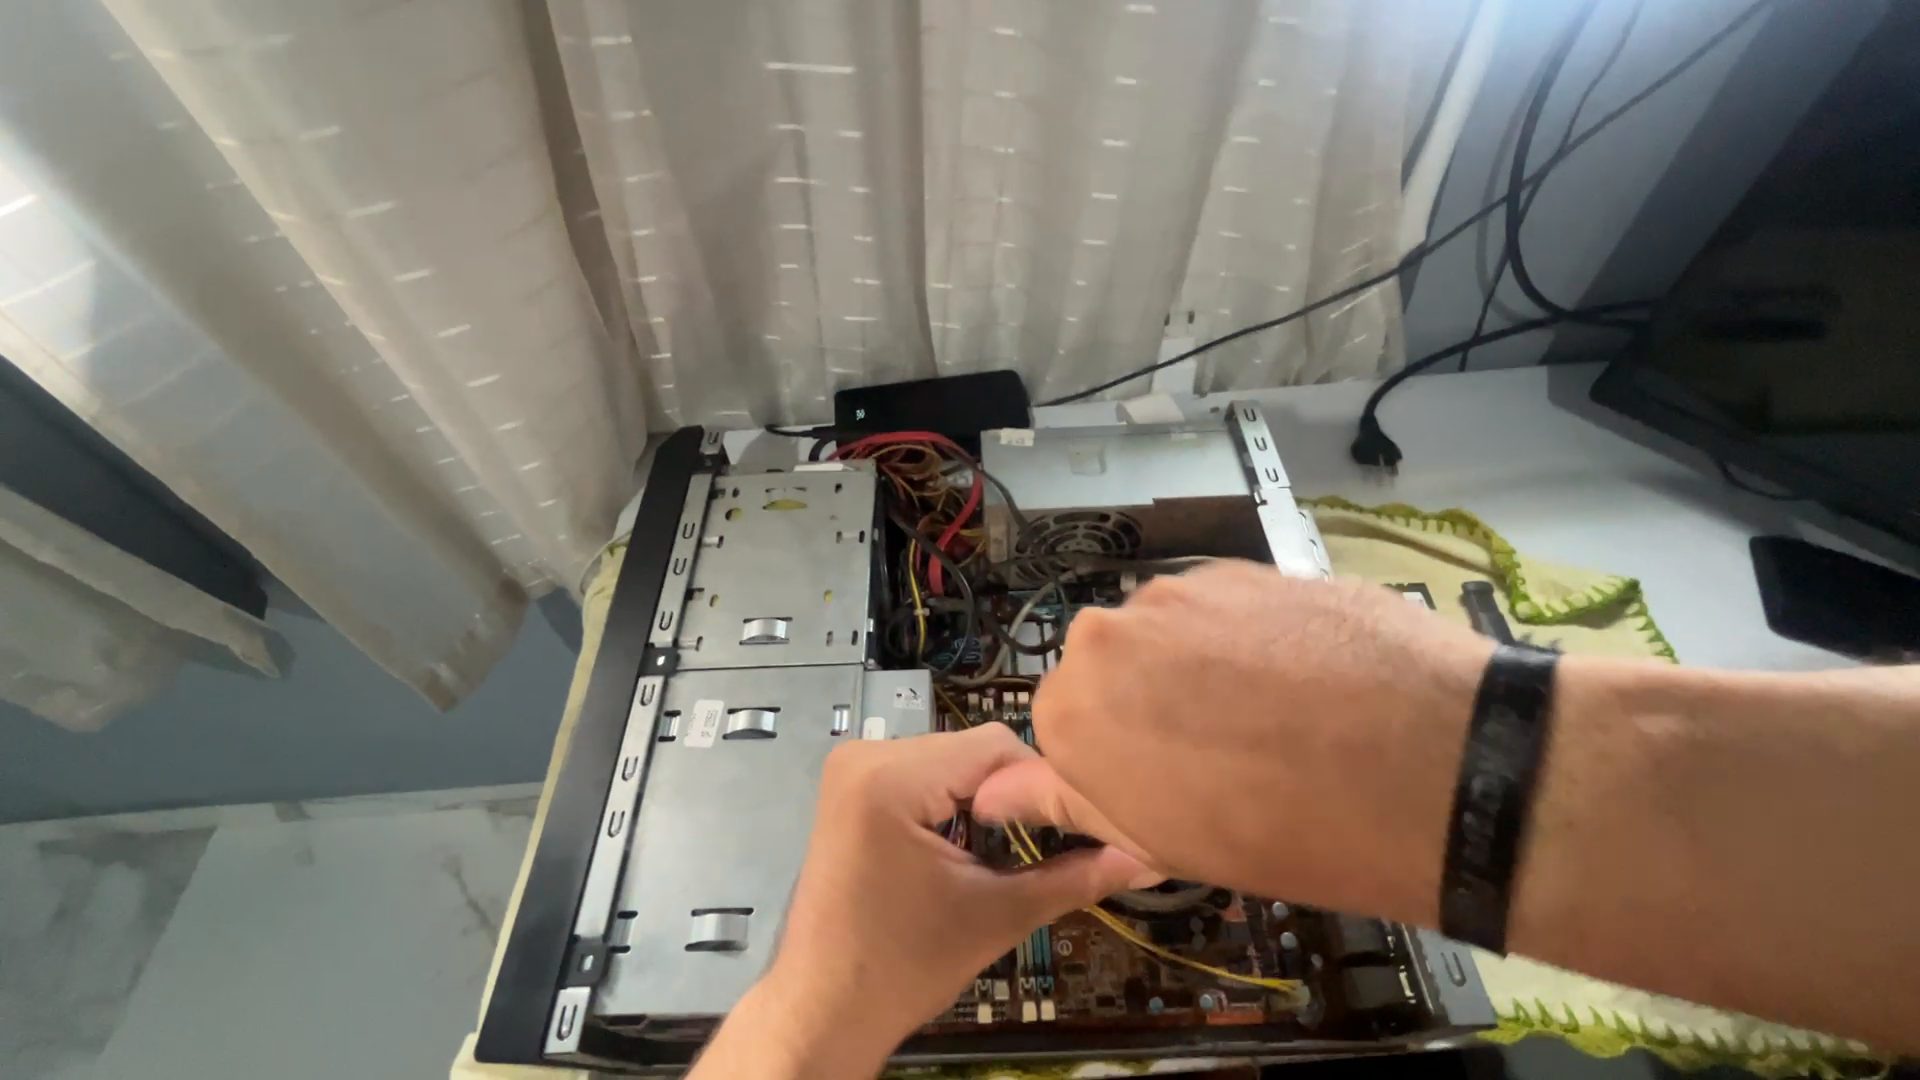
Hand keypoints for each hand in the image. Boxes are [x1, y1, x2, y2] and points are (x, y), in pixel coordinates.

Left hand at [690, 724, 1152, 1079]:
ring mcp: (852, 765)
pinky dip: (950, 798)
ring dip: (982, 797)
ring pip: (950, 758)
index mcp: (890, 775)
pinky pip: (922, 770)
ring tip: (999, 850)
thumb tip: (1147, 855)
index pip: (996, 744)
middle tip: (1035, 847)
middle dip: (1010, 795)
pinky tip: (962, 842)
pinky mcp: (851, 784)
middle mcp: (865, 753)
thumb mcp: (996, 916)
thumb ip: (1075, 877)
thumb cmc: (903, 967)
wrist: (824, 1007)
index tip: (1065, 830)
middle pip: (971, 750)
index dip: (1039, 783)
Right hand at [973, 561, 1493, 928]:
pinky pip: (1216, 606)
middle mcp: (1105, 636)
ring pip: (1163, 633)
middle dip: (1145, 704)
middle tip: (1216, 749)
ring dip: (1193, 665)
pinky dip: (1241, 636)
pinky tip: (1296, 674)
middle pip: (1110, 669)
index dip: (1115, 758)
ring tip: (1266, 710)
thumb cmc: (1282, 829)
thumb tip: (994, 790)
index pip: (1064, 726)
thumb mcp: (1159, 839)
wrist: (1428, 768)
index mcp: (1071, 710)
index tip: (1162, 781)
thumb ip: (1067, 801)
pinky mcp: (1237, 567)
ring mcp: (1174, 594)